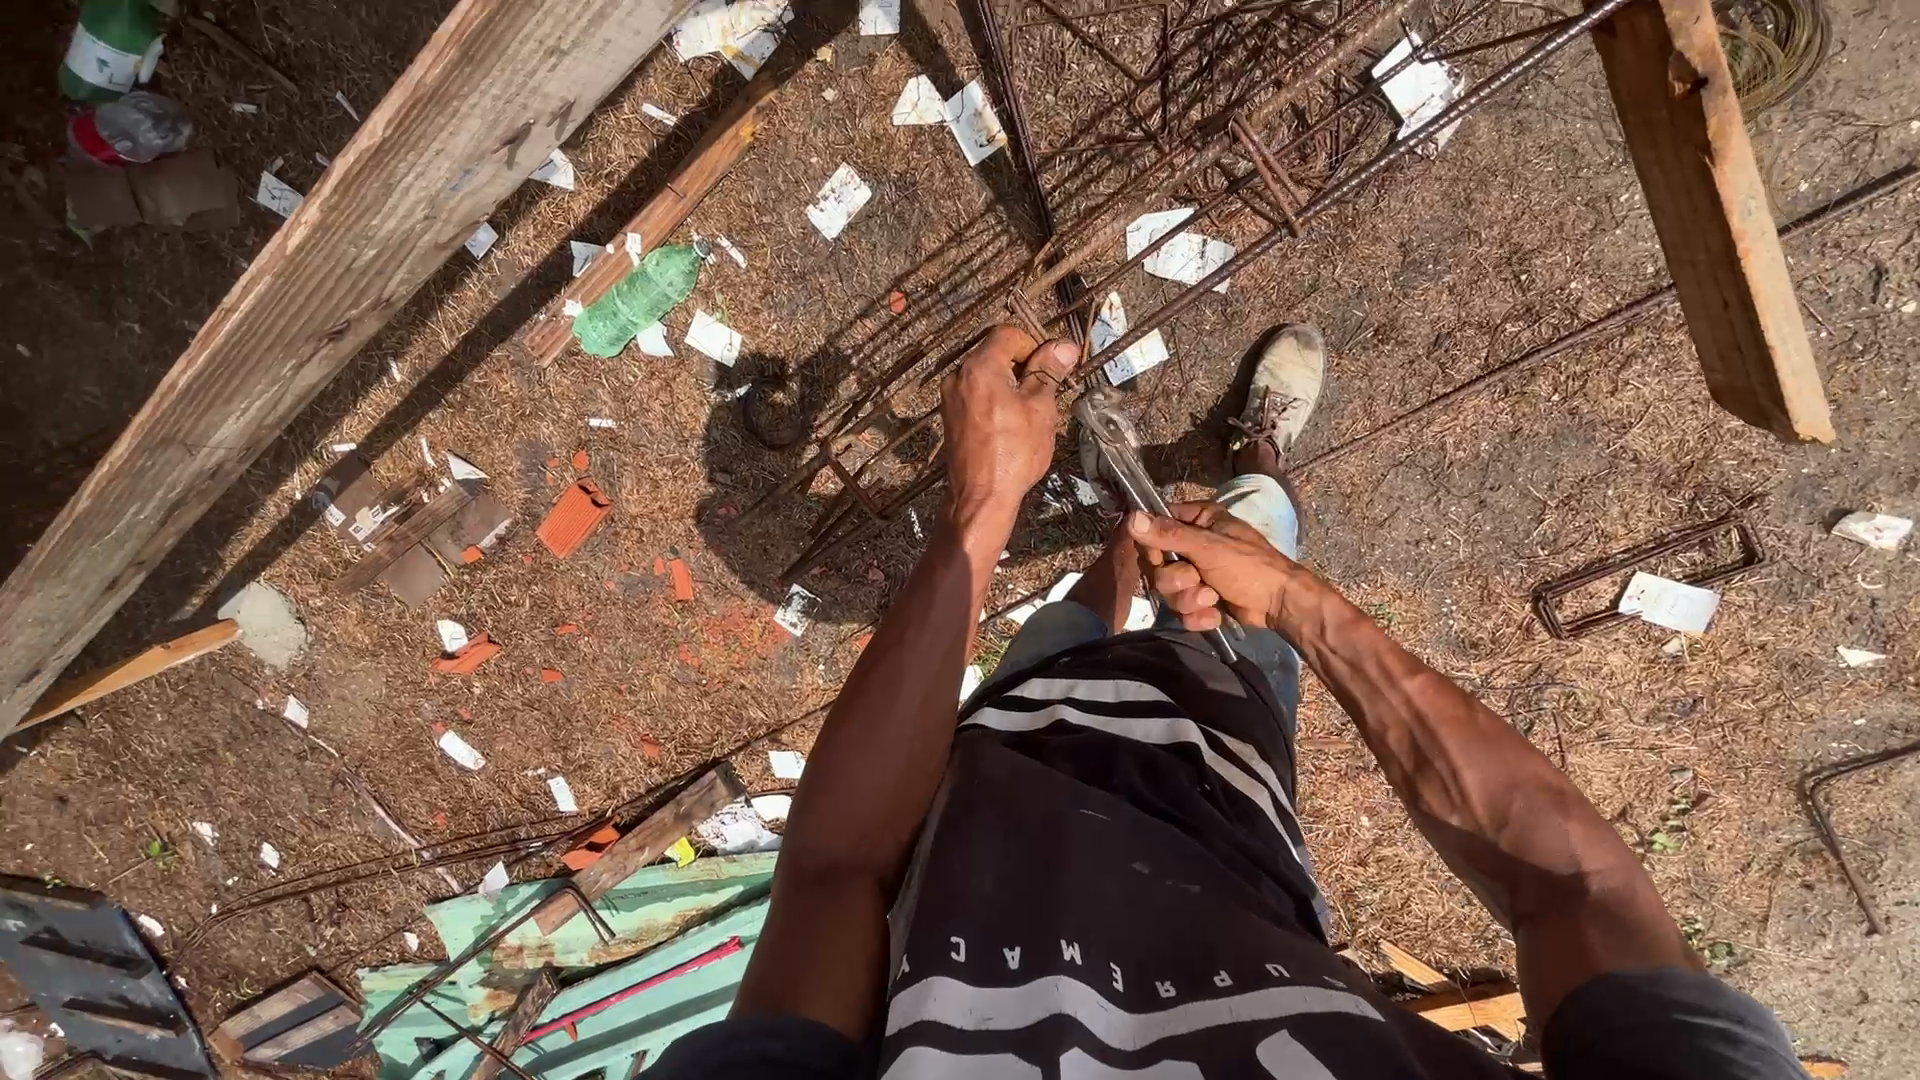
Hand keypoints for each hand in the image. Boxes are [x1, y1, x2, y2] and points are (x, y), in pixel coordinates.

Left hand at [941, 325, 1078, 519]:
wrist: (982, 494)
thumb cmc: (1013, 454)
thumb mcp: (1039, 408)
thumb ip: (1048, 372)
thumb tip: (1063, 347)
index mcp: (979, 368)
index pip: (1008, 334)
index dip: (1034, 345)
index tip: (1050, 368)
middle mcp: (958, 376)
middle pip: (994, 352)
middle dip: (1021, 365)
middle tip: (1042, 391)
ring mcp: (950, 397)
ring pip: (985, 374)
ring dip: (1008, 383)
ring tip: (1027, 411)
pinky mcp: (950, 416)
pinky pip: (975, 393)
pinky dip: (994, 398)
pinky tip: (1009, 423)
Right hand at [1128, 503, 1304, 632]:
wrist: (1280, 604)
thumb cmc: (1250, 566)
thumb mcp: (1209, 547)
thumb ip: (1169, 535)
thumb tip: (1132, 518)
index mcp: (1197, 521)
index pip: (1154, 527)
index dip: (1151, 547)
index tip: (1159, 558)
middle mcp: (1192, 544)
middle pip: (1156, 565)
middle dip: (1176, 581)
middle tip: (1197, 580)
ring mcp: (1196, 574)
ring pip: (1168, 591)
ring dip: (1189, 599)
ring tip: (1212, 599)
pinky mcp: (1201, 600)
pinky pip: (1181, 610)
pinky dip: (1198, 615)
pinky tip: (1215, 614)